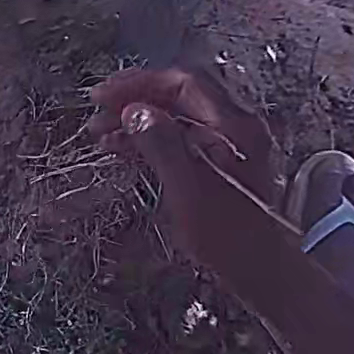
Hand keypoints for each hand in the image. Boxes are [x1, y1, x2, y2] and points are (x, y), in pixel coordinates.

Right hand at [86, 68, 288, 286]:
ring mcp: (223, 144)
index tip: (102, 97)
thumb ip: (163, 146)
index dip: (140, 84)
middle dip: (133, 100)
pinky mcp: (211, 162)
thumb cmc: (226, 234)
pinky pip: (175, 138)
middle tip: (95, 114)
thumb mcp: (189, 189)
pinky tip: (118, 148)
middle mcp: (232, 127)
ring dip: (134, 120)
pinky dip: (145, 139)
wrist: (258, 269)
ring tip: (98, 133)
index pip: (184, 84)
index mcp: (234, 127)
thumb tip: (134, 111)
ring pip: (172, 117)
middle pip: (177, 96)